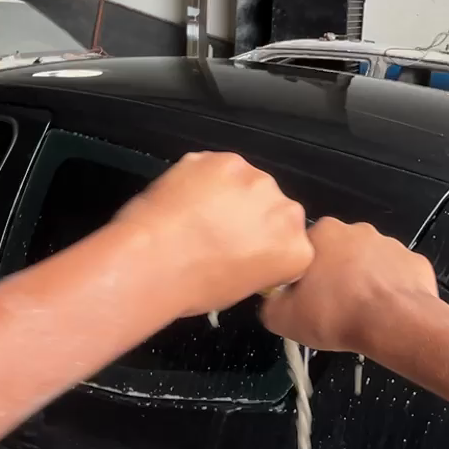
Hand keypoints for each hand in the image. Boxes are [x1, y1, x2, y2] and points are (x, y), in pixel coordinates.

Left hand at [111, 152, 312, 318]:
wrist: (152, 262)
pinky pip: (218, 168)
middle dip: (254, 216)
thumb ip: (261, 261)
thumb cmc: (194, 288)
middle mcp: (285, 209)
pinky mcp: (223, 159)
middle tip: (221, 233)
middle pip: (274, 208)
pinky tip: (185, 198)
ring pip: (247, 183)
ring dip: (231, 194)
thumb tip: (247, 249)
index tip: (247, 253)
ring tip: (198, 214)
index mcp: (296, 248)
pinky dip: (205, 178)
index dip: (267, 246)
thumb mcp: (242, 289)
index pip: (291, 242)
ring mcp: (254, 178)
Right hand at [261, 217, 444, 354]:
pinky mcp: (414, 262)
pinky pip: (396, 276)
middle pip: (338, 253)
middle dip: (334, 275)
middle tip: (330, 307)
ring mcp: (390, 243)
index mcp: (323, 233)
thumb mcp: (282, 318)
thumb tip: (274, 301)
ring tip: (360, 312)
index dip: (303, 275)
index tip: (304, 297)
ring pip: (369, 263)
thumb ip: (270, 302)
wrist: (393, 324)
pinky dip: (391, 291)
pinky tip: (385, 312)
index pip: (305, 249)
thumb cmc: (335, 315)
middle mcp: (357, 230)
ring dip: (363, 282)